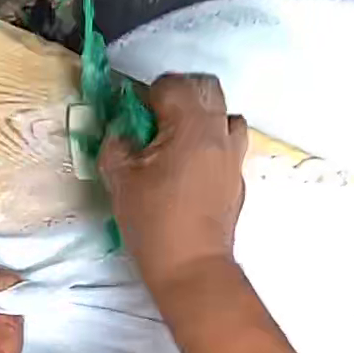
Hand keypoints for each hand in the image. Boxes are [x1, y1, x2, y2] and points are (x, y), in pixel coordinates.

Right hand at [99, 73, 249, 292]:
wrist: (191, 267)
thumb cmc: (153, 223)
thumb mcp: (120, 182)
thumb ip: (116, 146)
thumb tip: (120, 133)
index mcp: (191, 126)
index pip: (172, 85)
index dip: (147, 93)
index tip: (132, 114)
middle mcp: (220, 133)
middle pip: (206, 88)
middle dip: (178, 94)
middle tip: (153, 119)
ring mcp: (234, 157)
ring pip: (225, 115)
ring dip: (201, 117)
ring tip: (177, 142)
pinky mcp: (237, 179)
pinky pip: (228, 146)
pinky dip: (210, 145)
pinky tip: (189, 170)